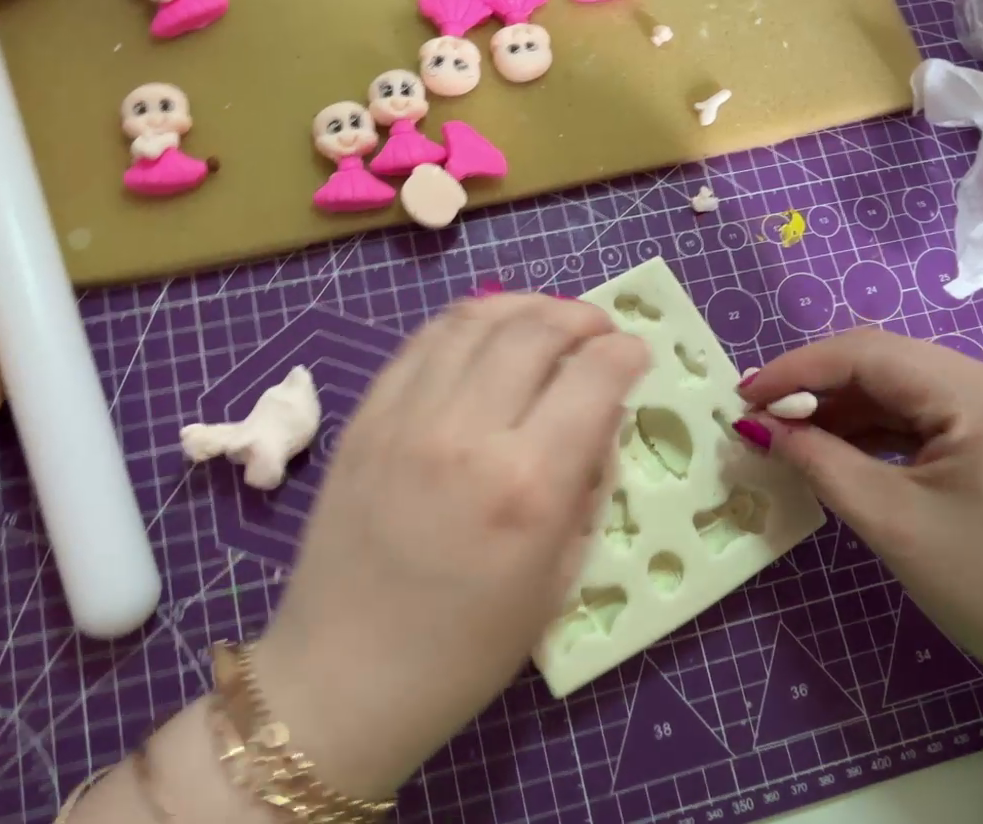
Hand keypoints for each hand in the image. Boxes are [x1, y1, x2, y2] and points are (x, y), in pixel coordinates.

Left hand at [253, 294, 650, 798]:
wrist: (345, 676)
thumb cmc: (466, 650)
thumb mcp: (559, 579)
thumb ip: (587, 485)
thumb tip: (600, 416)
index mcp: (528, 486)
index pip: (595, 376)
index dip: (627, 352)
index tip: (636, 353)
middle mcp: (468, 433)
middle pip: (536, 330)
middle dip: (581, 317)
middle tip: (598, 329)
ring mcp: (406, 417)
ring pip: (476, 319)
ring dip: (524, 305)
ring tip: (547, 319)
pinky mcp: (364, 416)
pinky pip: (422, 342)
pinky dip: (466, 321)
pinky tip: (486, 331)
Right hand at [738, 329, 982, 743]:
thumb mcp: (890, 522)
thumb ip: (816, 460)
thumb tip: (754, 425)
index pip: (873, 354)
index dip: (798, 368)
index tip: (743, 394)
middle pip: (891, 361)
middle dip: (819, 385)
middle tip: (761, 415)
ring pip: (909, 384)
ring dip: (848, 404)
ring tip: (792, 432)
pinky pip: (933, 410)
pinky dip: (883, 423)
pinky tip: (843, 443)